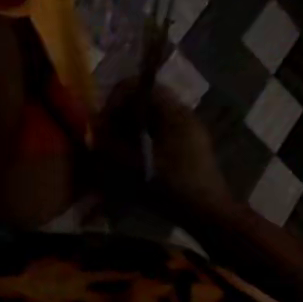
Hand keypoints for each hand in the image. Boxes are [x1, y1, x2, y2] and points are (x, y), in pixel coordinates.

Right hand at [94, 79, 235, 223]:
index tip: (103, 124)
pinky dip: (145, 142)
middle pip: (144, 102)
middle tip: (108, 142)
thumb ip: (108, 143)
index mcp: (173, 112)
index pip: (138, 86)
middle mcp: (183, 114)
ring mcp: (190, 131)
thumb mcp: (133, 167)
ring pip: (152, 119)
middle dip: (121, 118)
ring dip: (131, 132)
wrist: (210, 215)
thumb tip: (92, 125)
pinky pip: (162, 133)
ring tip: (119, 154)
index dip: (114, 100)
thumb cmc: (172, 188)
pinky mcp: (192, 148)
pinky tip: (137, 164)